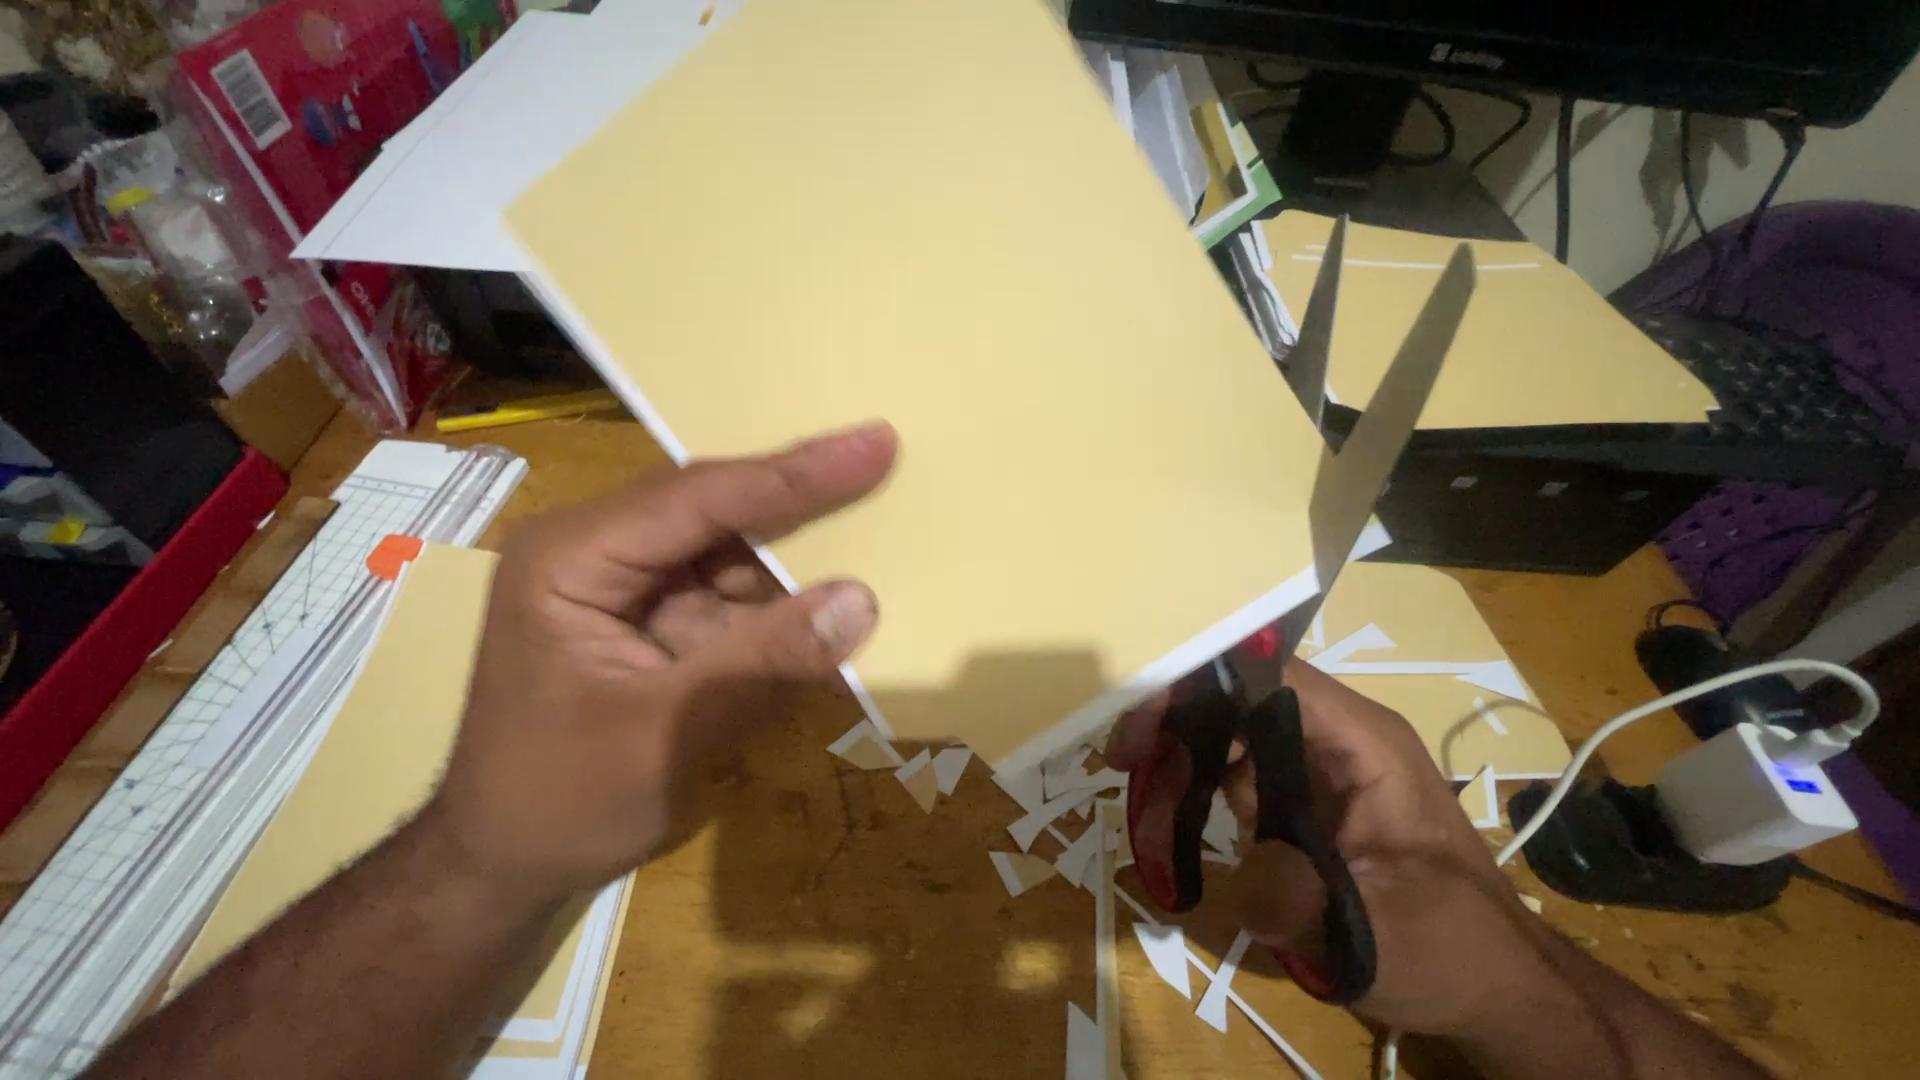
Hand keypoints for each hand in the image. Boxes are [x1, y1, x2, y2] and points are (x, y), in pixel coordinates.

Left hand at [424, 423, 897, 903]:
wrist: (505, 866)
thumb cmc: (558, 802)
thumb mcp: (663, 735)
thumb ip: (761, 664)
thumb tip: (862, 601)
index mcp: (573, 558)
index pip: (698, 497)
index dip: (793, 475)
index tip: (875, 444)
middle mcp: (602, 552)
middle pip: (719, 510)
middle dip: (802, 500)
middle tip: (885, 460)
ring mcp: (633, 587)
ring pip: (736, 552)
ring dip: (803, 554)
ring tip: (883, 525)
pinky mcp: (661, 622)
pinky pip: (737, 598)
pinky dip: (787, 606)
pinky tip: (836, 600)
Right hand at [1108, 659, 1556, 1038]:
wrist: (1500, 988)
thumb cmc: (1453, 948)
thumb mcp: (1370, 932)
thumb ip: (1289, 899)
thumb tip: (1203, 883)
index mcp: (1360, 740)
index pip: (1266, 675)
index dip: (1196, 686)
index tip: (1140, 731)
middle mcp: (1334, 737)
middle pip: (1236, 698)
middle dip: (1174, 727)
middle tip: (1124, 772)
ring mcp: (1316, 766)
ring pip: (1228, 733)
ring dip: (1179, 763)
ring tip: (1144, 817)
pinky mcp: (1302, 798)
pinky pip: (1236, 772)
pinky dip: (1197, 790)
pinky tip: (1170, 828)